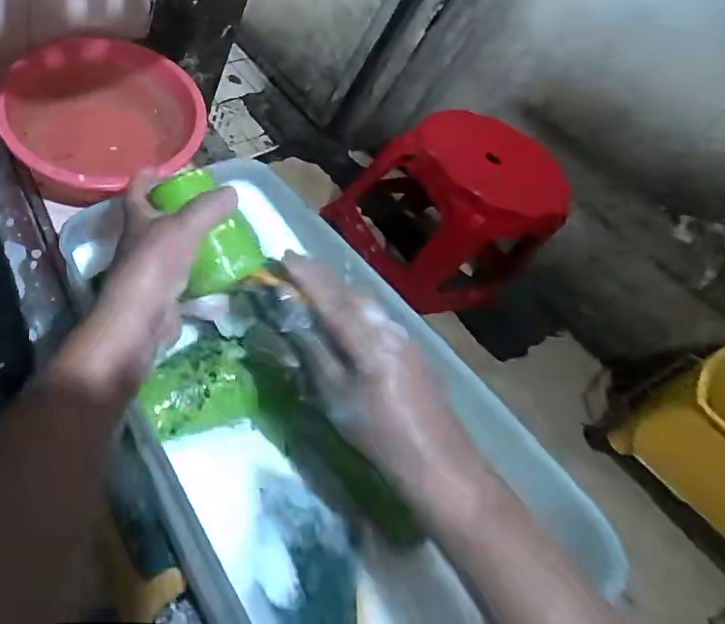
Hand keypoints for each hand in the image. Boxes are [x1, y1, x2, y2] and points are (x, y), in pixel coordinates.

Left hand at [53, 168, 237, 398]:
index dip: (146, 177)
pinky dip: (196, 271)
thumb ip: (207, 209)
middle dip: (172, 209)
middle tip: (201, 201)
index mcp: (136, 220)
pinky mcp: (160, 296)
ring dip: (187, 240)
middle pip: (152, 219)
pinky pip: (181, 277)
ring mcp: (147, 271)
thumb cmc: (154, 266)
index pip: (136, 190)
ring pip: (168, 248)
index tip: (159, 168)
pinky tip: (218, 269)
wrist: (139, 323)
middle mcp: (137, 243)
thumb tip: (231, 191)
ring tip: (216, 232)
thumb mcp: (184, 228)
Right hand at [283, 256, 493, 520]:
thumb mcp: (337, 399)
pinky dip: (353, 306)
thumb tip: (291, 318)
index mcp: (368, 340)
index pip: (330, 297)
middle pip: (349, 292)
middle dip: (319, 276)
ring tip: (311, 287)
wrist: (442, 466)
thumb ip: (314, 352)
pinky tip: (344, 317)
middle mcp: (388, 327)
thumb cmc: (381, 438)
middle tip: (291, 269)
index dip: (305, 275)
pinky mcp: (412, 347)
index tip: (282, 257)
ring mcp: (404, 335)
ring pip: (364, 301)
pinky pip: (375, 314)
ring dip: (336, 289)